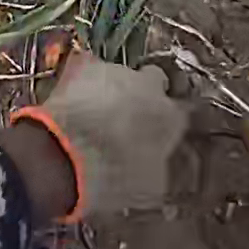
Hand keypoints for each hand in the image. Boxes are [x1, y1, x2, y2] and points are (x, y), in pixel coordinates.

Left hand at [13, 52, 186, 220]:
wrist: (68, 153)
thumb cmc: (115, 176)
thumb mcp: (151, 183)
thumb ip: (161, 160)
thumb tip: (157, 155)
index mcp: (169, 115)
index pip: (181, 110)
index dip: (169, 119)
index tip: (161, 130)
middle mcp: (146, 85)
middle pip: (151, 82)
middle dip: (143, 95)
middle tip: (129, 118)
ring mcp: (114, 70)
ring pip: (119, 75)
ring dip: (113, 89)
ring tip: (98, 113)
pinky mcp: (83, 65)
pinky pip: (90, 71)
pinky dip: (87, 83)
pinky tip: (77, 102)